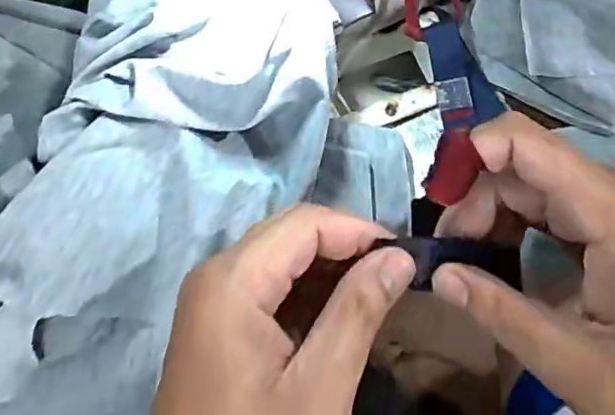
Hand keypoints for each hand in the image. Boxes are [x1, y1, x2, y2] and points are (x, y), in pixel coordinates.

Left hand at [154, 204, 415, 414]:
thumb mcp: (317, 390)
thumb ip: (357, 314)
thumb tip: (398, 258)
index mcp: (232, 278)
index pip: (303, 223)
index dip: (356, 229)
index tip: (405, 254)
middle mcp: (215, 271)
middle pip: (287, 231)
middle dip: (343, 243)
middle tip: (394, 271)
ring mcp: (210, 296)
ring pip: (276, 253)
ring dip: (325, 265)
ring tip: (375, 287)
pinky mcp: (212, 321)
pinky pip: (262, 282)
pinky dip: (301, 288)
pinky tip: (336, 309)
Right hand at [433, 114, 614, 414]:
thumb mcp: (587, 370)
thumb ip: (504, 315)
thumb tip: (439, 274)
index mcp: (604, 208)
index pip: (517, 138)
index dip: (467, 155)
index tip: (438, 208)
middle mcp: (609, 194)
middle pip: (519, 163)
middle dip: (475, 198)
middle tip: (451, 256)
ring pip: (536, 187)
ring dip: (496, 216)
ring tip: (473, 265)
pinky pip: (559, 212)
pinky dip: (524, 231)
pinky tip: (511, 269)